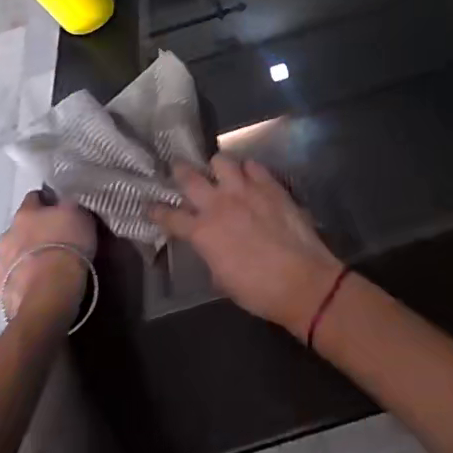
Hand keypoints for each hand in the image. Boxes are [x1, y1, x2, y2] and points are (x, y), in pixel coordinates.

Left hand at [0, 191, 95, 320]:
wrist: (48, 292)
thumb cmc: (67, 247)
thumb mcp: (79, 217)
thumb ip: (68, 207)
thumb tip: (63, 204)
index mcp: (26, 212)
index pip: (33, 197)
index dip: (45, 202)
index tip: (56, 208)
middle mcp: (8, 233)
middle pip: (19, 226)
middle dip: (31, 231)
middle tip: (50, 240)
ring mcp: (0, 261)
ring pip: (11, 251)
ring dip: (23, 255)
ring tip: (41, 266)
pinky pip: (9, 277)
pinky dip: (19, 277)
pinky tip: (32, 285)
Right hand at [150, 155, 344, 337]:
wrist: (302, 282)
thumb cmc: (259, 291)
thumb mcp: (223, 280)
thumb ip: (211, 255)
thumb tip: (211, 247)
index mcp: (202, 232)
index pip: (169, 216)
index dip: (156, 211)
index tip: (150, 206)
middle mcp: (218, 204)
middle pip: (188, 176)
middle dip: (178, 171)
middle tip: (177, 170)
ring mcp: (245, 190)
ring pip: (221, 161)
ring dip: (217, 167)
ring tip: (221, 173)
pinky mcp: (271, 186)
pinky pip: (254, 166)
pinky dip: (249, 170)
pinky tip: (251, 178)